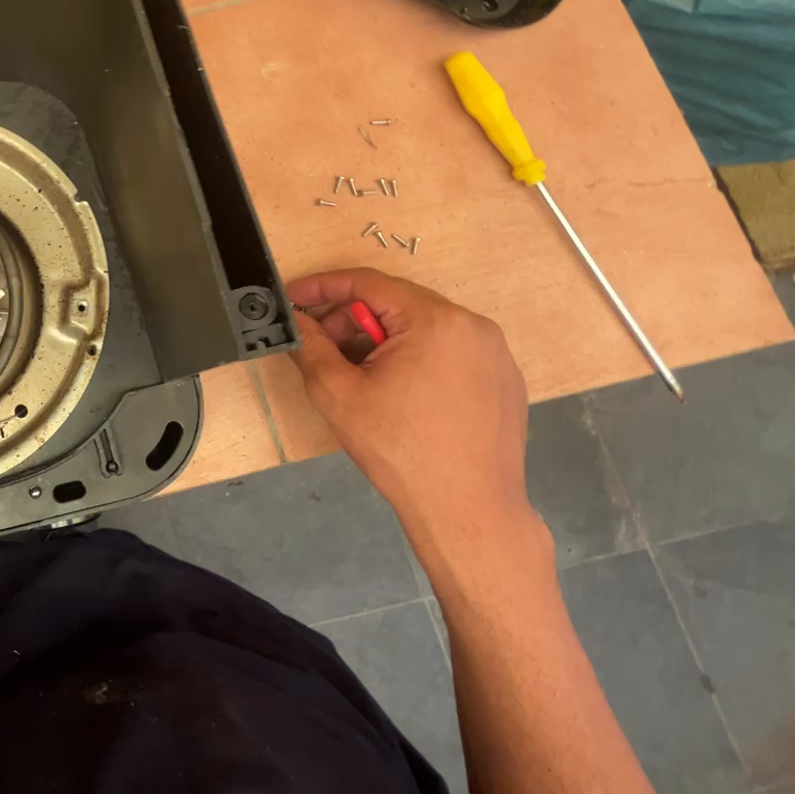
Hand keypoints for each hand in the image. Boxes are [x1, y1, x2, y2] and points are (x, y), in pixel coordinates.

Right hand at [287, 268, 534, 549]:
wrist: (468, 510)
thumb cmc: (400, 449)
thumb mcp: (338, 393)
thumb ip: (309, 346)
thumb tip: (293, 320)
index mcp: (434, 321)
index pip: (367, 282)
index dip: (322, 287)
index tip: (291, 300)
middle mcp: (472, 326)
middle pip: (396, 302)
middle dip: (350, 319)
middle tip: (319, 346)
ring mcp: (494, 353)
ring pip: (421, 327)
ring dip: (380, 339)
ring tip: (356, 375)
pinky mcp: (503, 380)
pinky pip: (448, 350)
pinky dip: (413, 357)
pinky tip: (396, 394)